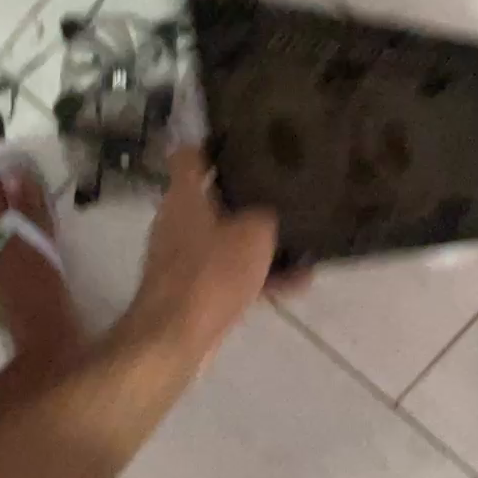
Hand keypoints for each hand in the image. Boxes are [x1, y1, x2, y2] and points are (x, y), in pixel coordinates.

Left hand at [119, 147, 278, 363]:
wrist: (176, 337)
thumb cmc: (211, 274)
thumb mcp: (254, 233)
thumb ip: (266, 214)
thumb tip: (270, 211)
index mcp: (183, 197)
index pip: (189, 155)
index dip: (213, 144)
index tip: (243, 140)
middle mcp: (177, 222)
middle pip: (212, 198)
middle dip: (246, 195)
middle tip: (282, 188)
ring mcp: (183, 258)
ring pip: (226, 239)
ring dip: (258, 241)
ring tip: (300, 238)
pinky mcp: (193, 290)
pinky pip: (231, 273)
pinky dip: (259, 275)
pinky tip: (298, 280)